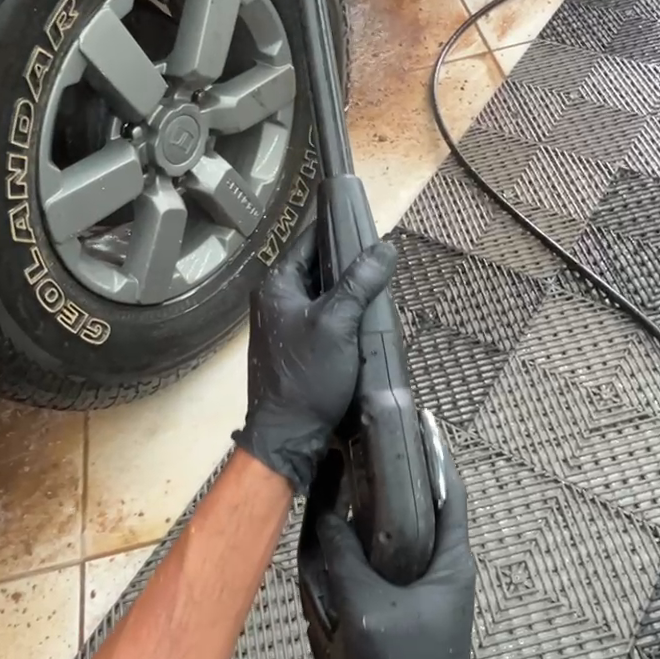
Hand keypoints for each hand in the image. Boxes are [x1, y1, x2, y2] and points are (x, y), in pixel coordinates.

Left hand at [234, 229, 397, 494]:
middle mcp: (274, 299)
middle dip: (347, 262)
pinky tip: (365, 314)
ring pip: (321, 293)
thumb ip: (360, 282)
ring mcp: (283, 323)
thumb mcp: (338, 323)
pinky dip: (342, 312)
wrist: (289, 434)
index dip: (337, 229)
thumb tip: (385, 246)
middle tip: (382, 256)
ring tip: (380, 282)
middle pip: (316, 266)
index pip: (308, 241)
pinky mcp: (294, 345)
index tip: (368, 224)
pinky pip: (322, 316)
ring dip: (347, 289)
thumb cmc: (308, 375)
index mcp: (276, 285)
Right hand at [315, 449, 494, 658]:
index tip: (418, 420)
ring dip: (397, 498)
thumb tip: (327, 516)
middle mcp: (450, 562)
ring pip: (419, 525)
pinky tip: (359, 525)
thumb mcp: (367, 608)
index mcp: (451, 557)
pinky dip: (387, 528)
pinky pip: (407, 549)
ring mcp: (439, 580)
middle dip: (410, 468)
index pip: (450, 490)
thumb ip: (344, 559)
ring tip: (364, 472)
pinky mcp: (423, 596)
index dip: (437, 452)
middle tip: (378, 440)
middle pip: (434, 501)